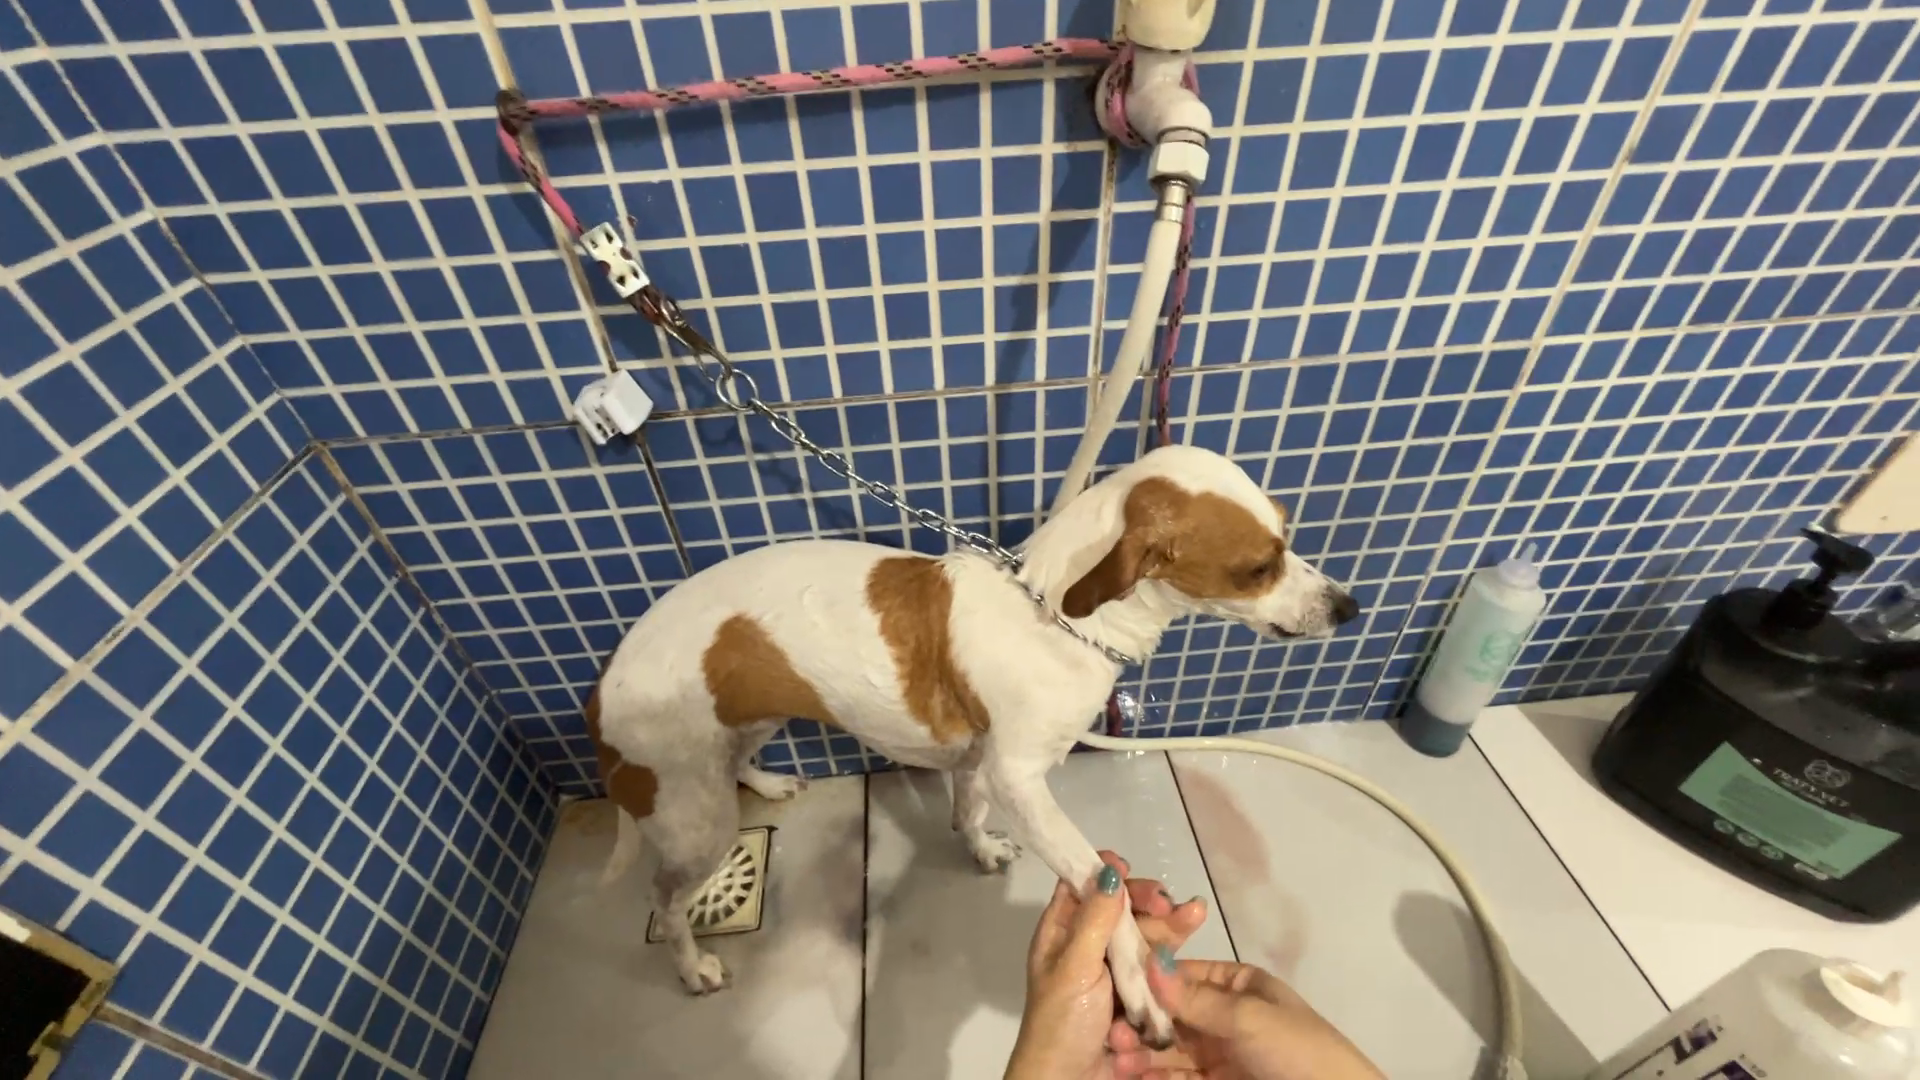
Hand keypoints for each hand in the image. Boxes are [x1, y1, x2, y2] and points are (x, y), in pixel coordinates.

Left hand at [1005, 852, 1209, 1079]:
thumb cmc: (1063, 1020)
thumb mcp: (1075, 965)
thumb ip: (1094, 918)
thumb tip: (1107, 868)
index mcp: (1062, 931)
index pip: (1082, 886)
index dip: (1103, 873)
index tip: (1126, 868)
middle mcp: (1086, 945)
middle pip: (1119, 910)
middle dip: (1145, 901)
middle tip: (1168, 901)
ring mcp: (1111, 971)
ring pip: (1141, 935)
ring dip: (1167, 923)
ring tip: (1195, 913)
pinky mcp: (1132, 996)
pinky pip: (1154, 967)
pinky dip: (1172, 952)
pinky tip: (1191, 935)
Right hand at [1120, 959, 1384, 1079]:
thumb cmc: (1299, 1053)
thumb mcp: (1249, 1017)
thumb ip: (1195, 997)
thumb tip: (1148, 960)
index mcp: (1237, 985)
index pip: (1183, 974)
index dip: (1148, 979)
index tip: (1112, 987)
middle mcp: (1223, 1015)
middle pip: (1170, 1012)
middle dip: (1138, 1020)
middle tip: (1109, 1032)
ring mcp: (1220, 1055)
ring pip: (1169, 1047)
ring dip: (1140, 1051)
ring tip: (1114, 1059)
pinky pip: (1177, 1078)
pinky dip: (1152, 1076)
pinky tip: (1128, 1076)